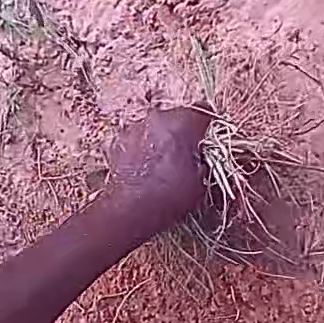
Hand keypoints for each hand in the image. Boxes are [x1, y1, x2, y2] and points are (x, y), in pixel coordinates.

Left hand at [100, 106, 211, 234]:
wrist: (134, 210)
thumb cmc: (172, 195)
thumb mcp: (201, 181)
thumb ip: (203, 161)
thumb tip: (201, 160)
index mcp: (184, 121)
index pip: (203, 112)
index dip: (207, 127)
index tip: (207, 141)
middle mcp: (158, 117)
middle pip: (175, 118)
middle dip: (180, 134)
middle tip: (185, 156)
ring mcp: (134, 127)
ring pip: (152, 128)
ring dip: (158, 140)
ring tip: (161, 164)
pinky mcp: (116, 141)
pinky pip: (133, 140)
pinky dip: (139, 150)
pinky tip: (143, 168)